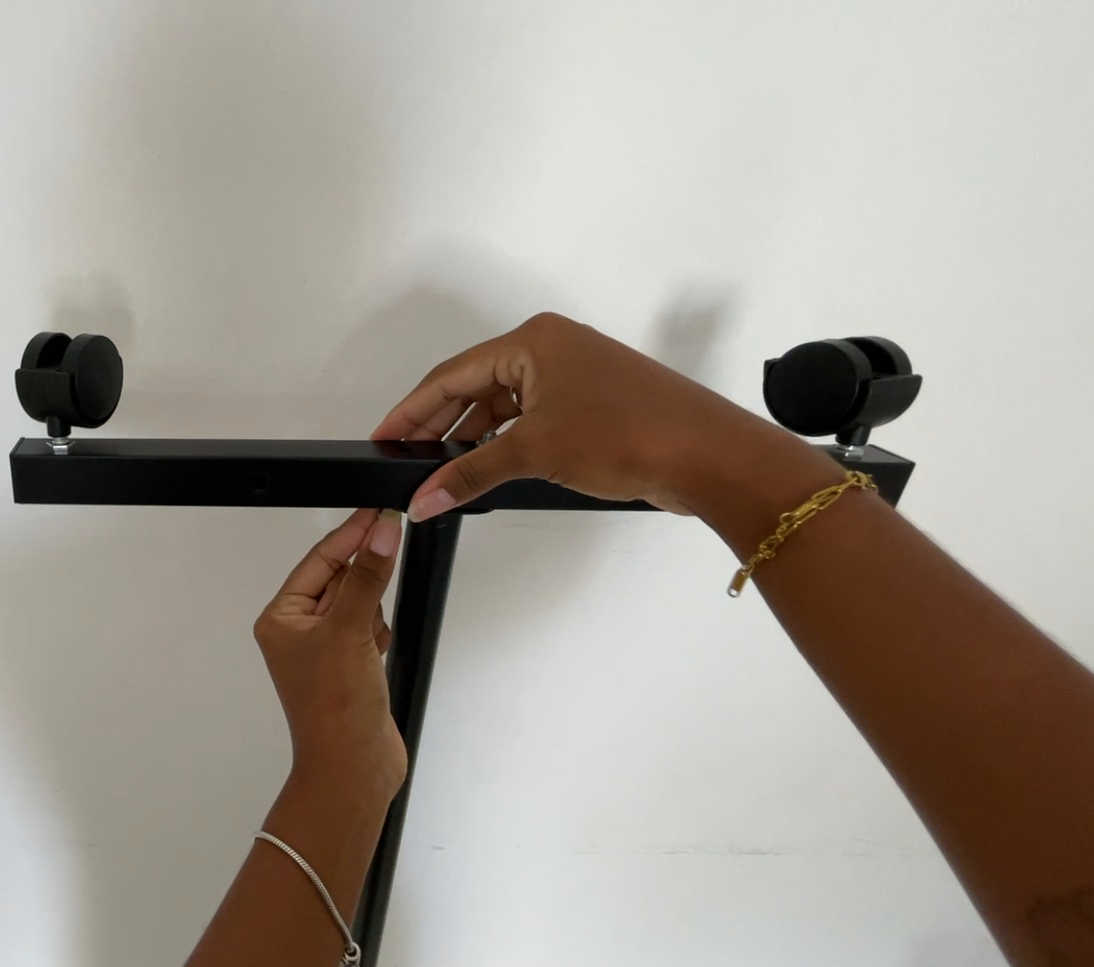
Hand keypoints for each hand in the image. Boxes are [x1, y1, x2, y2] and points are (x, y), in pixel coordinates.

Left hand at [253, 509, 405, 798]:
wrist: (354, 767)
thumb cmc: (333, 710)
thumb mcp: (349, 631)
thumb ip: (367, 578)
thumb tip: (381, 534)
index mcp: (280, 618)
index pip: (319, 561)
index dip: (351, 536)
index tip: (379, 513)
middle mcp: (298, 631)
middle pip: (342, 580)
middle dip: (363, 592)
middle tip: (369, 608)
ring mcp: (324, 649)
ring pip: (360, 604)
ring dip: (372, 619)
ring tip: (365, 651)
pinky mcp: (349, 665)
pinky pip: (370, 629)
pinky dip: (378, 637)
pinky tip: (374, 661)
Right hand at [373, 312, 838, 520]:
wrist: (711, 458)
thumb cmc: (633, 434)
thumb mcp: (532, 452)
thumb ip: (468, 474)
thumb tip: (424, 498)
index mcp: (533, 342)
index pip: (450, 376)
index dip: (410, 411)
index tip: (383, 436)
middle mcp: (550, 349)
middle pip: (471, 387)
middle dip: (435, 424)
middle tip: (402, 456)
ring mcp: (570, 375)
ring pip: (498, 404)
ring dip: (467, 435)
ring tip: (438, 467)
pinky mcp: (586, 403)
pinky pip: (524, 417)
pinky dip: (499, 440)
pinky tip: (482, 463)